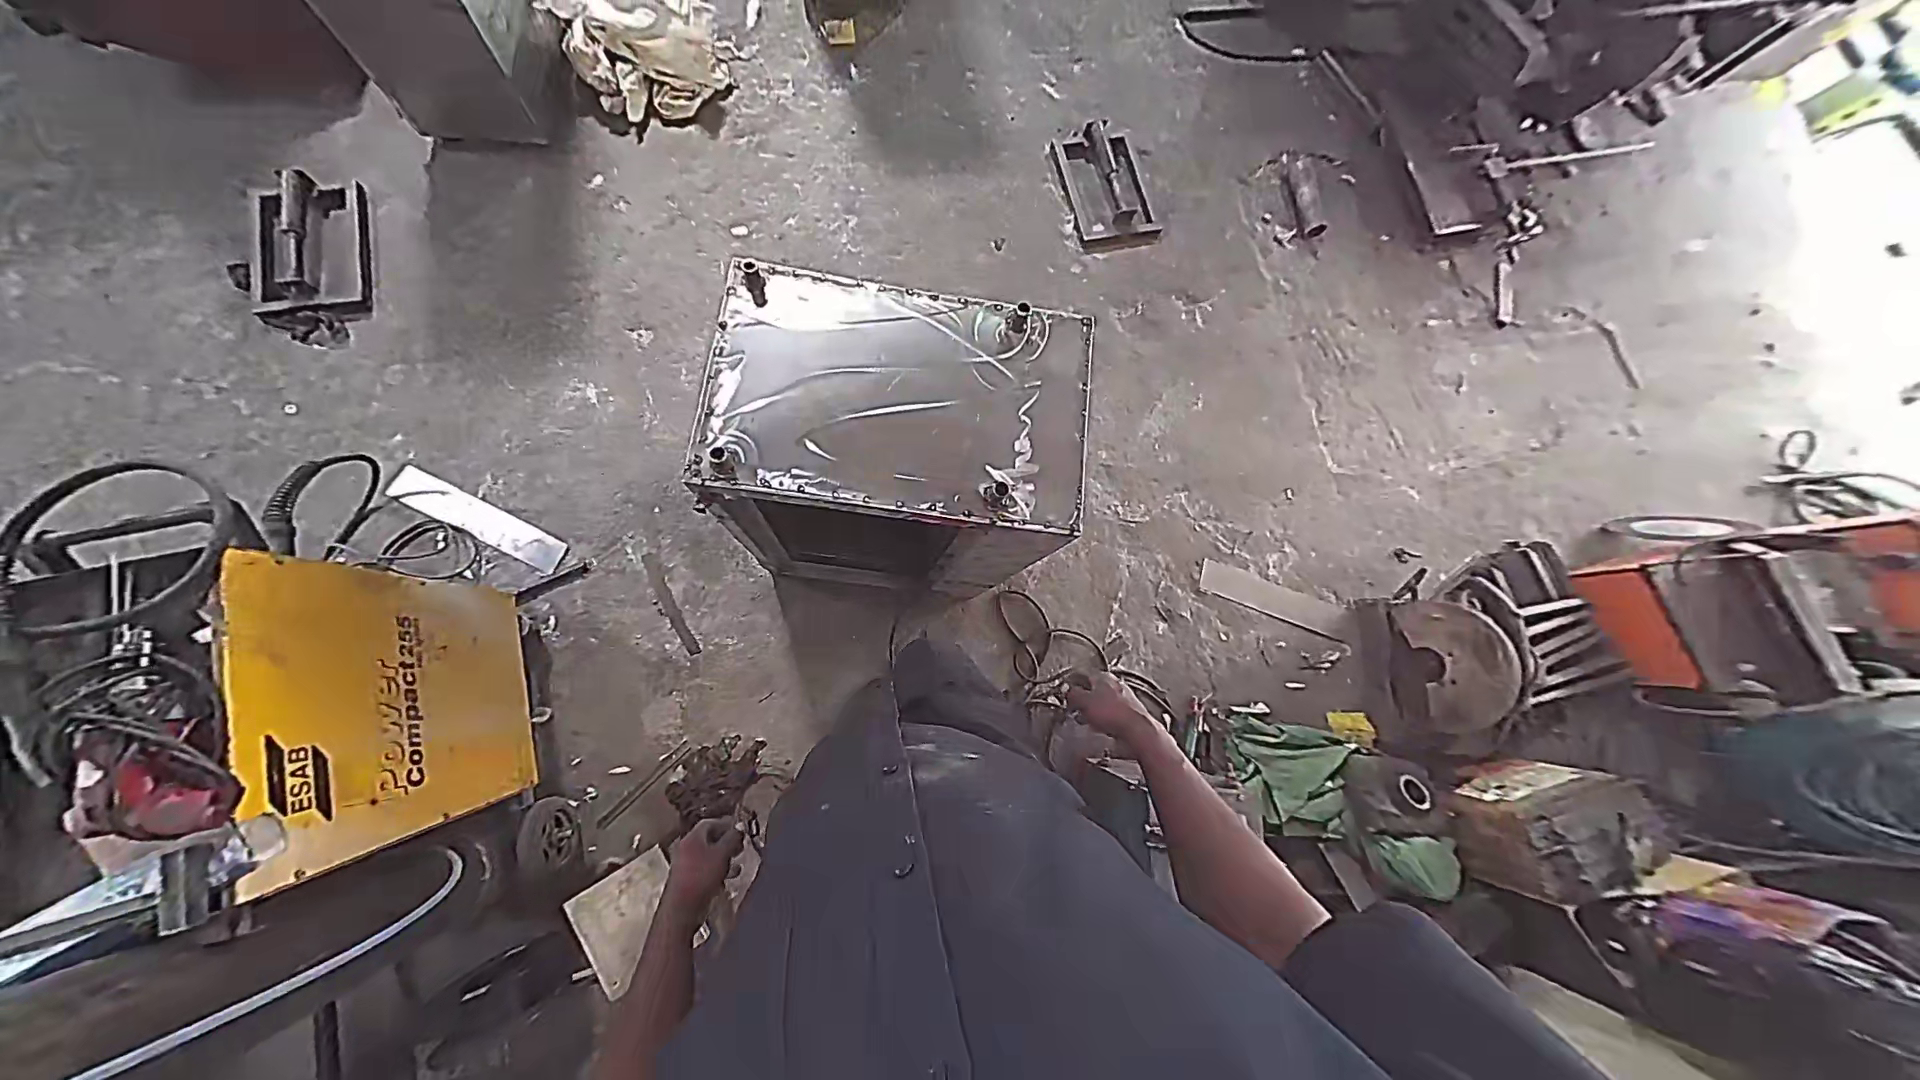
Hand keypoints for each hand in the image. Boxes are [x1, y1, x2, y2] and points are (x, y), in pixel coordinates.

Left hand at [663, 817, 744, 908]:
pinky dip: (716, 871)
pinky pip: (704, 870)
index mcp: (692, 838)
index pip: (710, 823)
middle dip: (726, 842)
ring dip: (723, 858)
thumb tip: (739, 828)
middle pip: (709, 839)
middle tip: (739, 846)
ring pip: (708, 856)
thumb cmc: (701, 877)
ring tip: (736, 864)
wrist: (682, 910)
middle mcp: (685, 849)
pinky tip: (726, 878)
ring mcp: (684, 866)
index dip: (726, 824)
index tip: (739, 829)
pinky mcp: (687, 882)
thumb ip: (733, 838)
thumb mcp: (723, 853)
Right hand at [1065, 671, 1164, 751]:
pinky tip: (1104, 728)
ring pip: (1106, 702)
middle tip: (1077, 709)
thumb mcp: (1084, 702)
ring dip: (1096, 711)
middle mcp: (1117, 684)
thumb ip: (1074, 695)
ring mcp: (1126, 698)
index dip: (1073, 685)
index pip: (1084, 675)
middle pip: (1096, 689)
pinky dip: (1107, 720)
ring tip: (1089, 721)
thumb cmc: (1113, 713)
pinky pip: (1115, 714)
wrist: (1137, 730)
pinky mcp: (1132, 713)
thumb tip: (1069, 692)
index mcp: (1104, 676)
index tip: (1068, 693)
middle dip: (1085, 699)